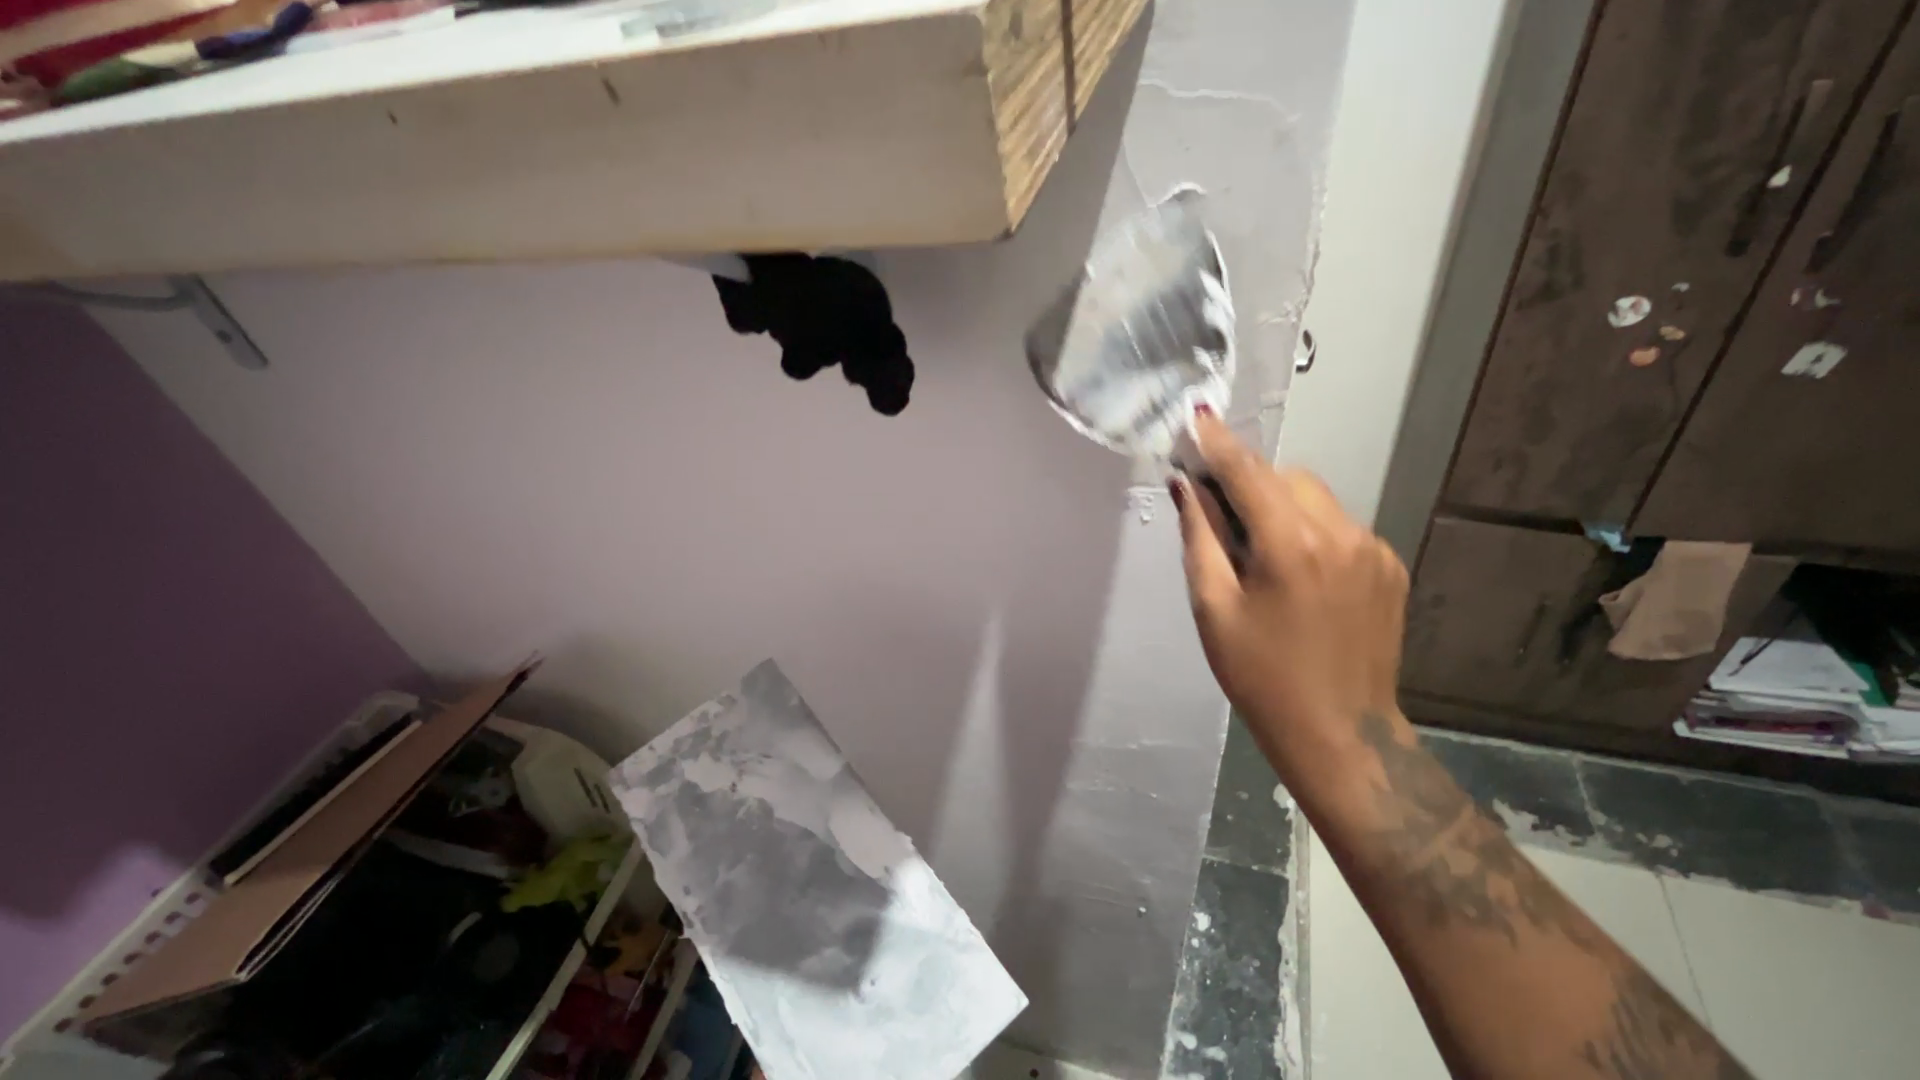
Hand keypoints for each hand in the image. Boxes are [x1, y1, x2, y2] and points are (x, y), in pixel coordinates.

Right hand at [1170, 411, 1410, 781]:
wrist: (1339, 732)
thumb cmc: (1260, 676)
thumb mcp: (1214, 610)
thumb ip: (1200, 538)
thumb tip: (1188, 485)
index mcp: (1291, 545)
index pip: (1249, 473)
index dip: (1218, 444)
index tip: (1197, 417)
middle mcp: (1341, 534)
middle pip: (1287, 478)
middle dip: (1252, 485)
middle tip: (1224, 521)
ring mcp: (1373, 549)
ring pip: (1317, 499)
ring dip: (1284, 508)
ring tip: (1265, 558)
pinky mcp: (1391, 566)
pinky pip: (1342, 527)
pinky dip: (1313, 533)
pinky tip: (1302, 578)